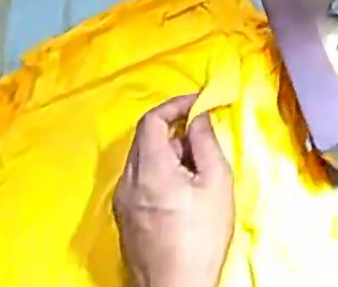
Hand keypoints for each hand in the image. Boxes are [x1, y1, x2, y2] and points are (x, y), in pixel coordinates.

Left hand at [114, 94, 234, 286]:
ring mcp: (121, 204)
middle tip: (202, 128)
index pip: (151, 120)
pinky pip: (138, 178)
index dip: (175, 104)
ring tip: (196, 159)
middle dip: (173, 125)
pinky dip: (159, 166)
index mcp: (149, 170)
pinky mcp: (124, 219)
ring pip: (140, 158)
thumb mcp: (216, 181)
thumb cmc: (202, 234)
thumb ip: (205, 142)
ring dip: (167, 147)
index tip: (199, 103)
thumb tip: (198, 118)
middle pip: (143, 138)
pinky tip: (182, 183)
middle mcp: (127, 184)